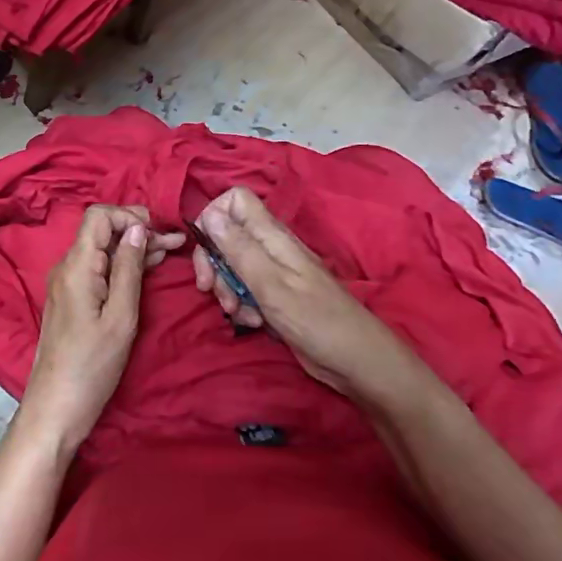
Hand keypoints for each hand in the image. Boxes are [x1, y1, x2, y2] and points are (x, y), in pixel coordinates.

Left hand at [19, 205, 185, 449]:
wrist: (56, 409)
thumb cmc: (92, 366)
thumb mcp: (121, 316)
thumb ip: (128, 268)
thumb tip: (137, 228)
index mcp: (77, 266)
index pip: (99, 215)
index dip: (129, 215)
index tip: (158, 233)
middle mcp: (67, 266)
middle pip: (102, 230)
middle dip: (137, 230)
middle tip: (174, 243)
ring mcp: (67, 282)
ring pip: (102, 248)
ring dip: (133, 247)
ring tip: (170, 251)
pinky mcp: (72, 298)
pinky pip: (98, 267)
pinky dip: (122, 264)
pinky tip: (147, 268)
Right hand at [195, 187, 415, 398]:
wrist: (355, 360)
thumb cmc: (315, 319)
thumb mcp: (269, 283)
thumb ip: (239, 248)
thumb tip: (209, 213)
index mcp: (271, 234)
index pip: (235, 201)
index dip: (214, 216)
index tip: (206, 248)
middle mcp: (271, 246)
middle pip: (227, 235)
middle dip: (213, 262)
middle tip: (209, 288)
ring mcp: (274, 271)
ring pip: (234, 265)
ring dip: (227, 289)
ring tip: (239, 313)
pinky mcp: (276, 295)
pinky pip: (247, 290)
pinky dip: (242, 305)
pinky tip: (252, 322)